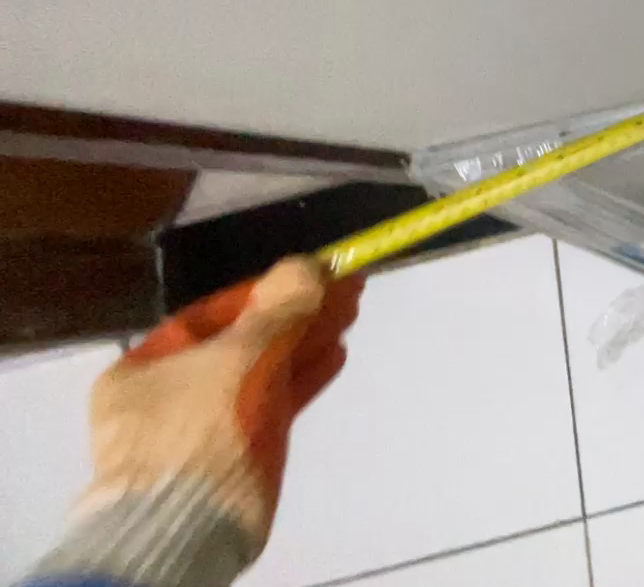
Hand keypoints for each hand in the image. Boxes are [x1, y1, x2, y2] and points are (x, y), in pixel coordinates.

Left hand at [84, 257, 363, 546]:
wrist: (192, 520)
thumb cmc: (207, 424)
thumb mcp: (247, 352)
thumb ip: (283, 305)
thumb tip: (309, 263)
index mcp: (149, 365)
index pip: (223, 309)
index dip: (277, 287)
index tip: (325, 272)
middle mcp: (172, 388)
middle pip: (251, 335)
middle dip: (303, 310)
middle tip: (352, 288)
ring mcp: (206, 418)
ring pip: (268, 364)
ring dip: (311, 337)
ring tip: (353, 313)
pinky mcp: (239, 442)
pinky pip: (276, 395)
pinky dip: (307, 373)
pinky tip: (339, 355)